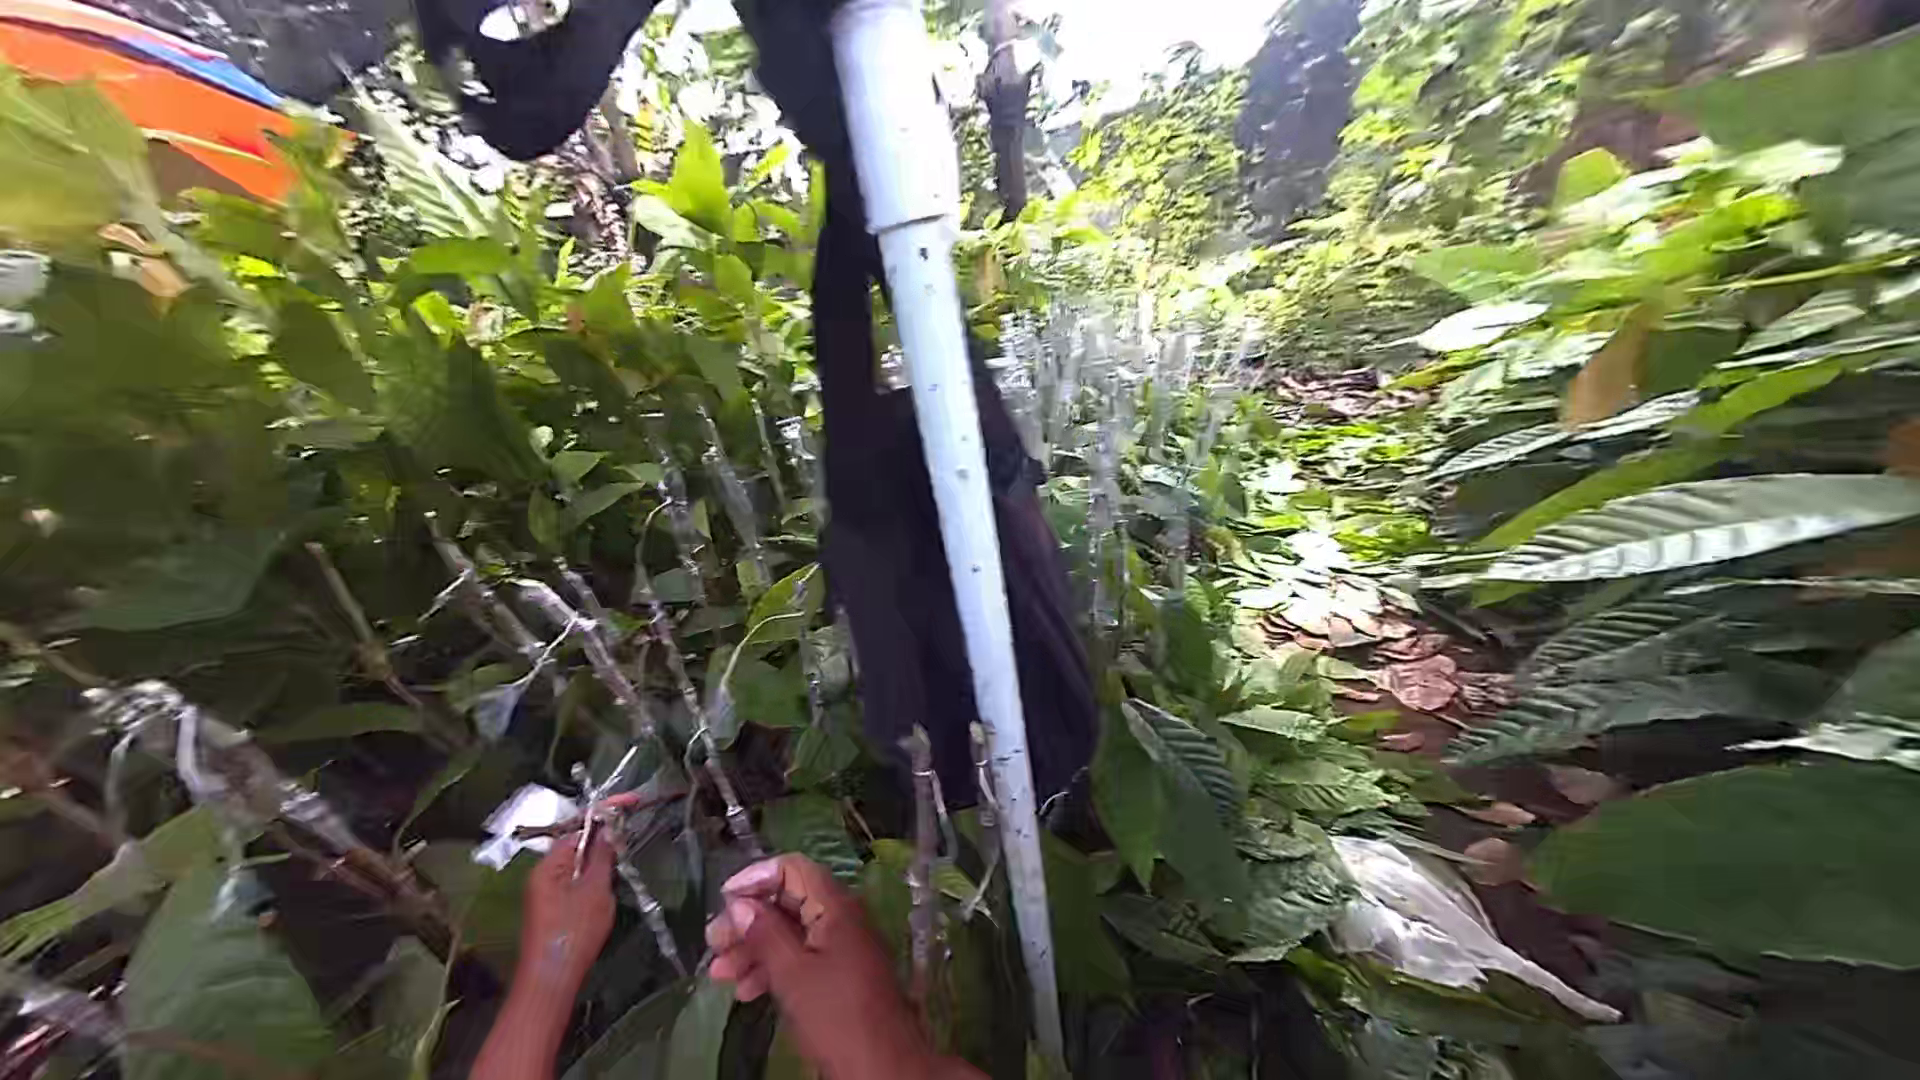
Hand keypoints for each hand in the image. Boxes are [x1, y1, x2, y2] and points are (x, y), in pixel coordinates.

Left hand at [516, 820, 616, 992]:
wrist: (550, 982)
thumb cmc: (573, 932)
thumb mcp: (595, 889)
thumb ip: (603, 855)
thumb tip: (609, 829)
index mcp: (549, 865)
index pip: (580, 825)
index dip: (606, 810)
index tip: (633, 800)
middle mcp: (544, 874)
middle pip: (578, 841)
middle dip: (605, 832)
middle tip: (633, 825)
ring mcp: (547, 892)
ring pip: (579, 861)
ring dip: (601, 854)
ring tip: (625, 850)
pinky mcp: (553, 907)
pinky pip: (577, 877)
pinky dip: (595, 872)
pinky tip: (611, 878)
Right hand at [705, 855, 976, 1079]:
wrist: (882, 1066)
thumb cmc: (837, 1015)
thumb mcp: (793, 975)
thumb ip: (765, 935)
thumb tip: (738, 903)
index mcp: (835, 904)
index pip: (793, 869)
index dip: (757, 877)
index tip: (724, 899)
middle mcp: (840, 913)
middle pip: (789, 899)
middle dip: (749, 919)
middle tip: (714, 944)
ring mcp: (841, 941)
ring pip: (791, 929)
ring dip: (755, 947)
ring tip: (721, 973)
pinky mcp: (838, 968)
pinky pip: (801, 953)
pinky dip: (773, 966)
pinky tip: (745, 991)